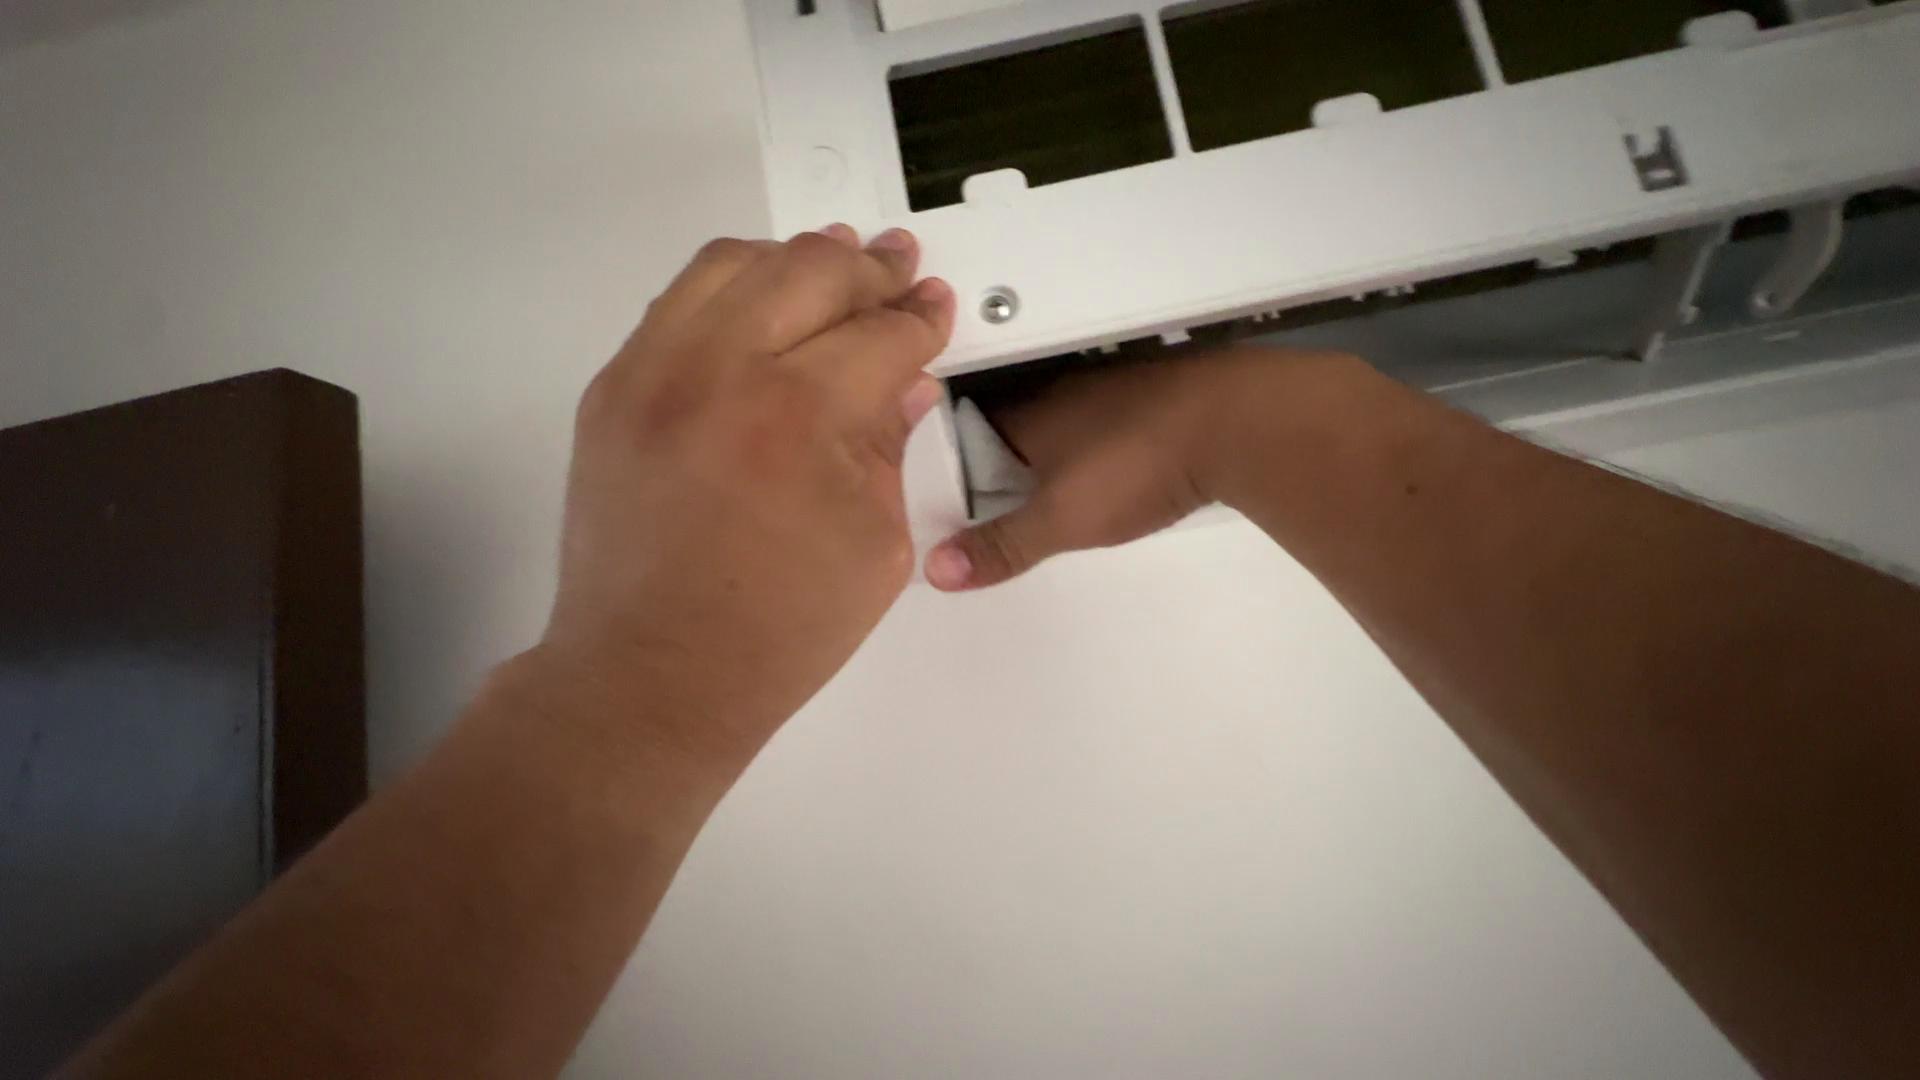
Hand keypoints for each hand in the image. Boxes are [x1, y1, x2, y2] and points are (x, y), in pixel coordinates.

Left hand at [536, 226, 954, 764]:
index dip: (920, 316)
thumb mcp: (876, 545)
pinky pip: (675, 303)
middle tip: (899, 265)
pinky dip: (730, 288)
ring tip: (834, 264)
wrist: (654, 675)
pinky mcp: (612, 391)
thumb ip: (889, 445)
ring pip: (733, 264)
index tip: (936, 305)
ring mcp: (651, 375)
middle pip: (811, 271)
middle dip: (870, 267)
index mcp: (802, 418)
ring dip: (796, 258)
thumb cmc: (779, 631)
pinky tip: (761, 305)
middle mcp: (720, 374)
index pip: (882, 334)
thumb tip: (905, 382)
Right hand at [924, 346, 1364, 590]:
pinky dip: (1091, 451)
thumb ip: (1001, 546)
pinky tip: (1105, 474)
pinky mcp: (1152, 397)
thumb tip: (934, 570)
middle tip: (990, 511)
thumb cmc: (1134, 467)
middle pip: (1011, 430)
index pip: (966, 435)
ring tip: (1042, 499)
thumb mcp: (1060, 519)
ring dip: (1046, 458)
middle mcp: (1061, 394)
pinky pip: (1101, 426)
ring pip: (1059, 426)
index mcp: (1026, 415)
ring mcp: (1110, 390)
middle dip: (997, 467)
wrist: (1236, 422)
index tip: (942, 503)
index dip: (950, 469)